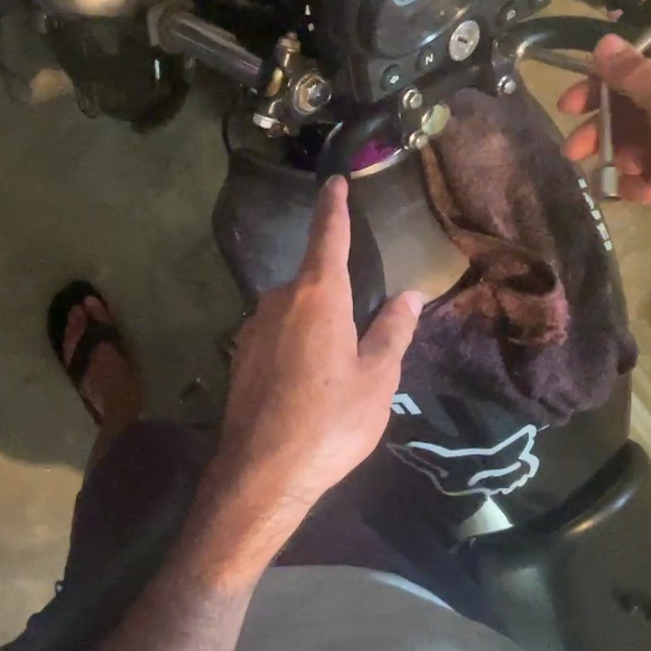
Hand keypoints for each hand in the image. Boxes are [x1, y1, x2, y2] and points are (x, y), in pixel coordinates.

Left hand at [216, 177, 423, 516]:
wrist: (262, 470)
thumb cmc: (330, 421)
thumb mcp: (377, 379)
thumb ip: (393, 331)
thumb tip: (410, 295)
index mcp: (318, 296)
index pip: (328, 237)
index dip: (334, 207)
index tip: (334, 181)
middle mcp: (279, 299)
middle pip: (314, 282)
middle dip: (336, 298)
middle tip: (359, 342)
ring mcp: (254, 326)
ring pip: (294, 312)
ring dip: (315, 328)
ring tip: (334, 376)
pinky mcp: (240, 353)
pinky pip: (276, 334)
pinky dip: (294, 346)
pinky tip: (305, 385)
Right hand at [557, 34, 650, 254]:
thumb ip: (638, 77)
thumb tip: (603, 41)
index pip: (649, 69)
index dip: (606, 85)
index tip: (570, 106)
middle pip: (640, 107)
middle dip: (606, 131)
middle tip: (574, 150)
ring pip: (643, 141)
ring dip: (622, 159)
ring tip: (615, 177)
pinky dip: (641, 181)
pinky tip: (641, 195)